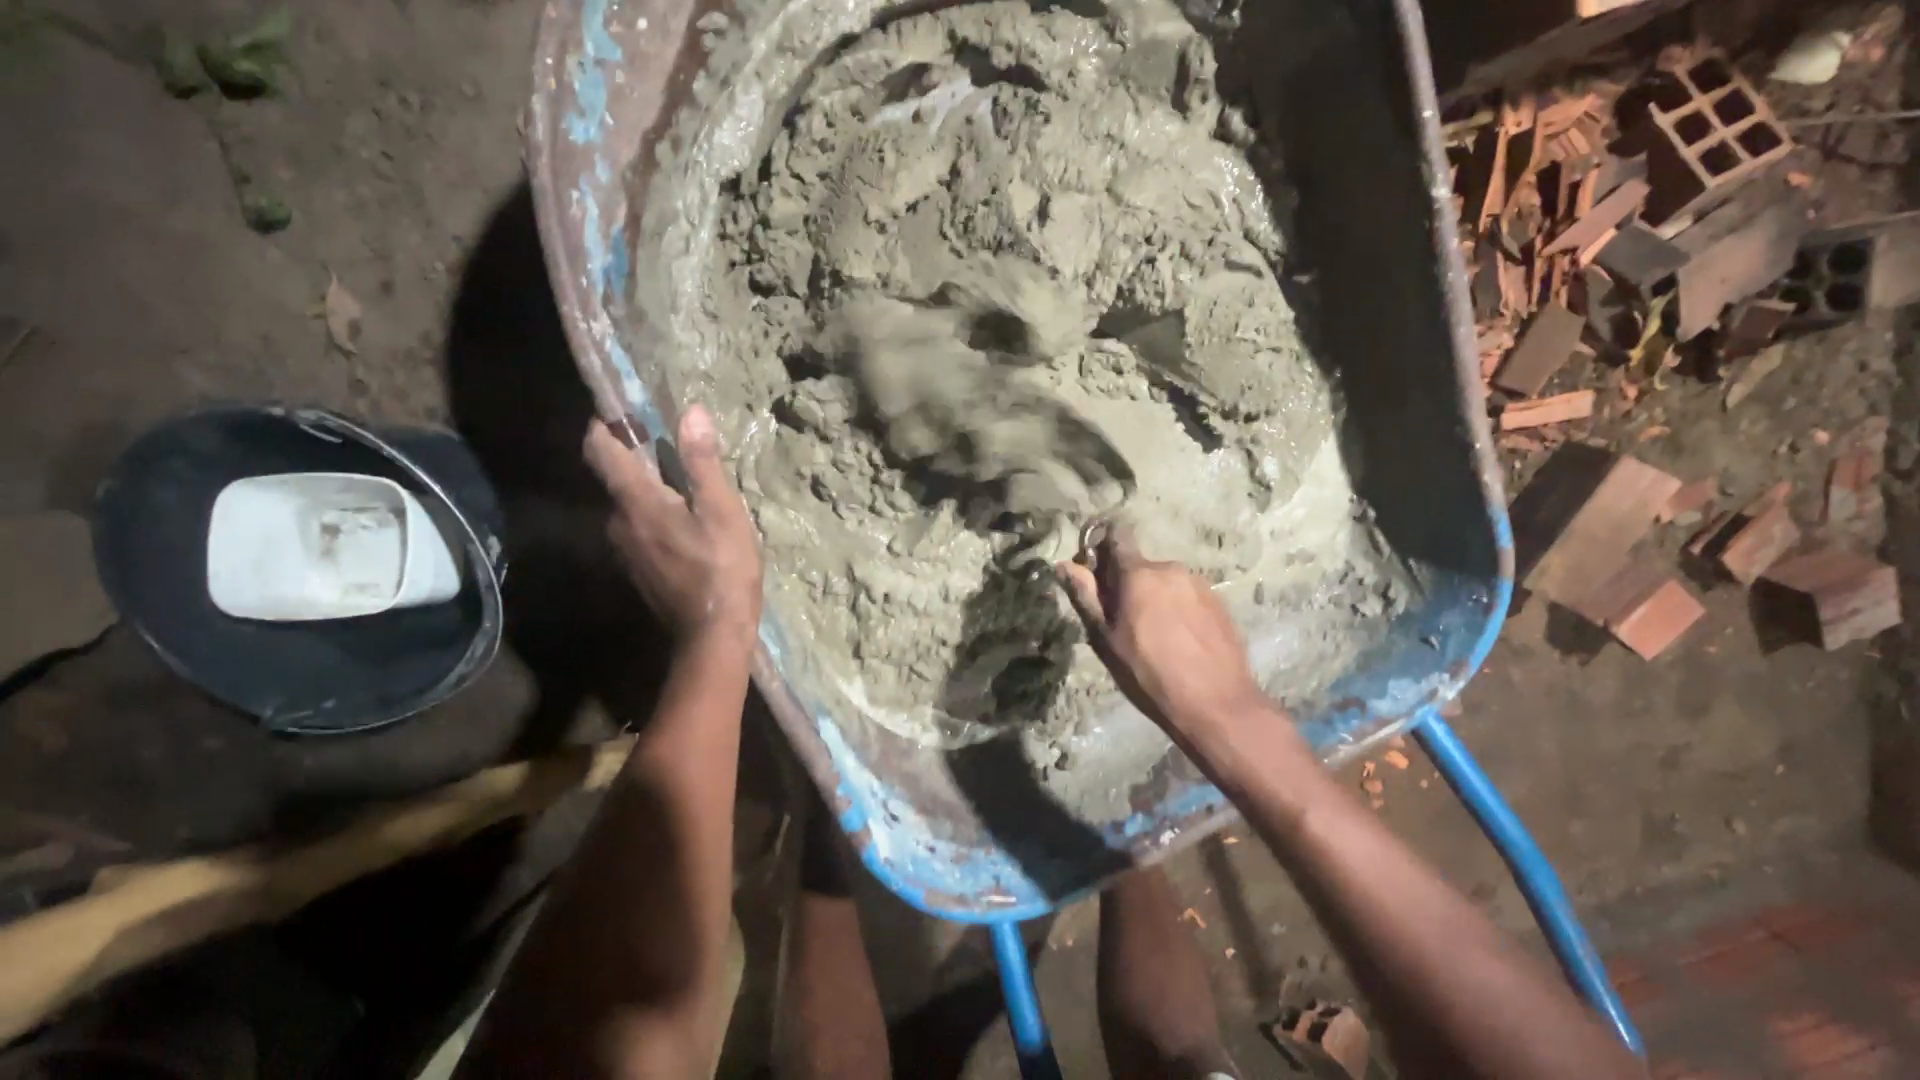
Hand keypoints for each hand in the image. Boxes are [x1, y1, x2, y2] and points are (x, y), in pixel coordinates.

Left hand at [584, 406, 762, 649]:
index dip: (604, 425)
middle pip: (616, 479)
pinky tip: (688, 531)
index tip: (622, 412)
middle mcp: (618, 524)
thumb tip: (691, 412)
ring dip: (650, 495)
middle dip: (638, 461)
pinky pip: (640, 534)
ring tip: (688, 494)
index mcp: (636, 502)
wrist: (712, 637)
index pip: (600, 451)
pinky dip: (656, 522)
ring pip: (630, 509)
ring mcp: (625, 553)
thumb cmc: (722, 569)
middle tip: (672, 452)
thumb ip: (702, 461)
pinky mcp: (638, 573)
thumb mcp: (722, 510)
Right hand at [1056, 526, 1266, 735]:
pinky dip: (1178, 611)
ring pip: (1165, 582)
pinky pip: (1188, 597)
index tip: (1095, 572)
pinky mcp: (1219, 603)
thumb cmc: (1149, 674)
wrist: (1216, 704)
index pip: (1116, 535)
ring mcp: (1200, 584)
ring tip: (1155, 637)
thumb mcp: (1107, 640)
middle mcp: (1171, 569)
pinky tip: (1180, 643)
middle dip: (1128, 585)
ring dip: (1155, 598)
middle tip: (1123, 623)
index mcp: (1139, 574)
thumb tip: (1064, 565)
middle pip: (1140, 566)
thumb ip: (1086, 598)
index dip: (1101, 548)